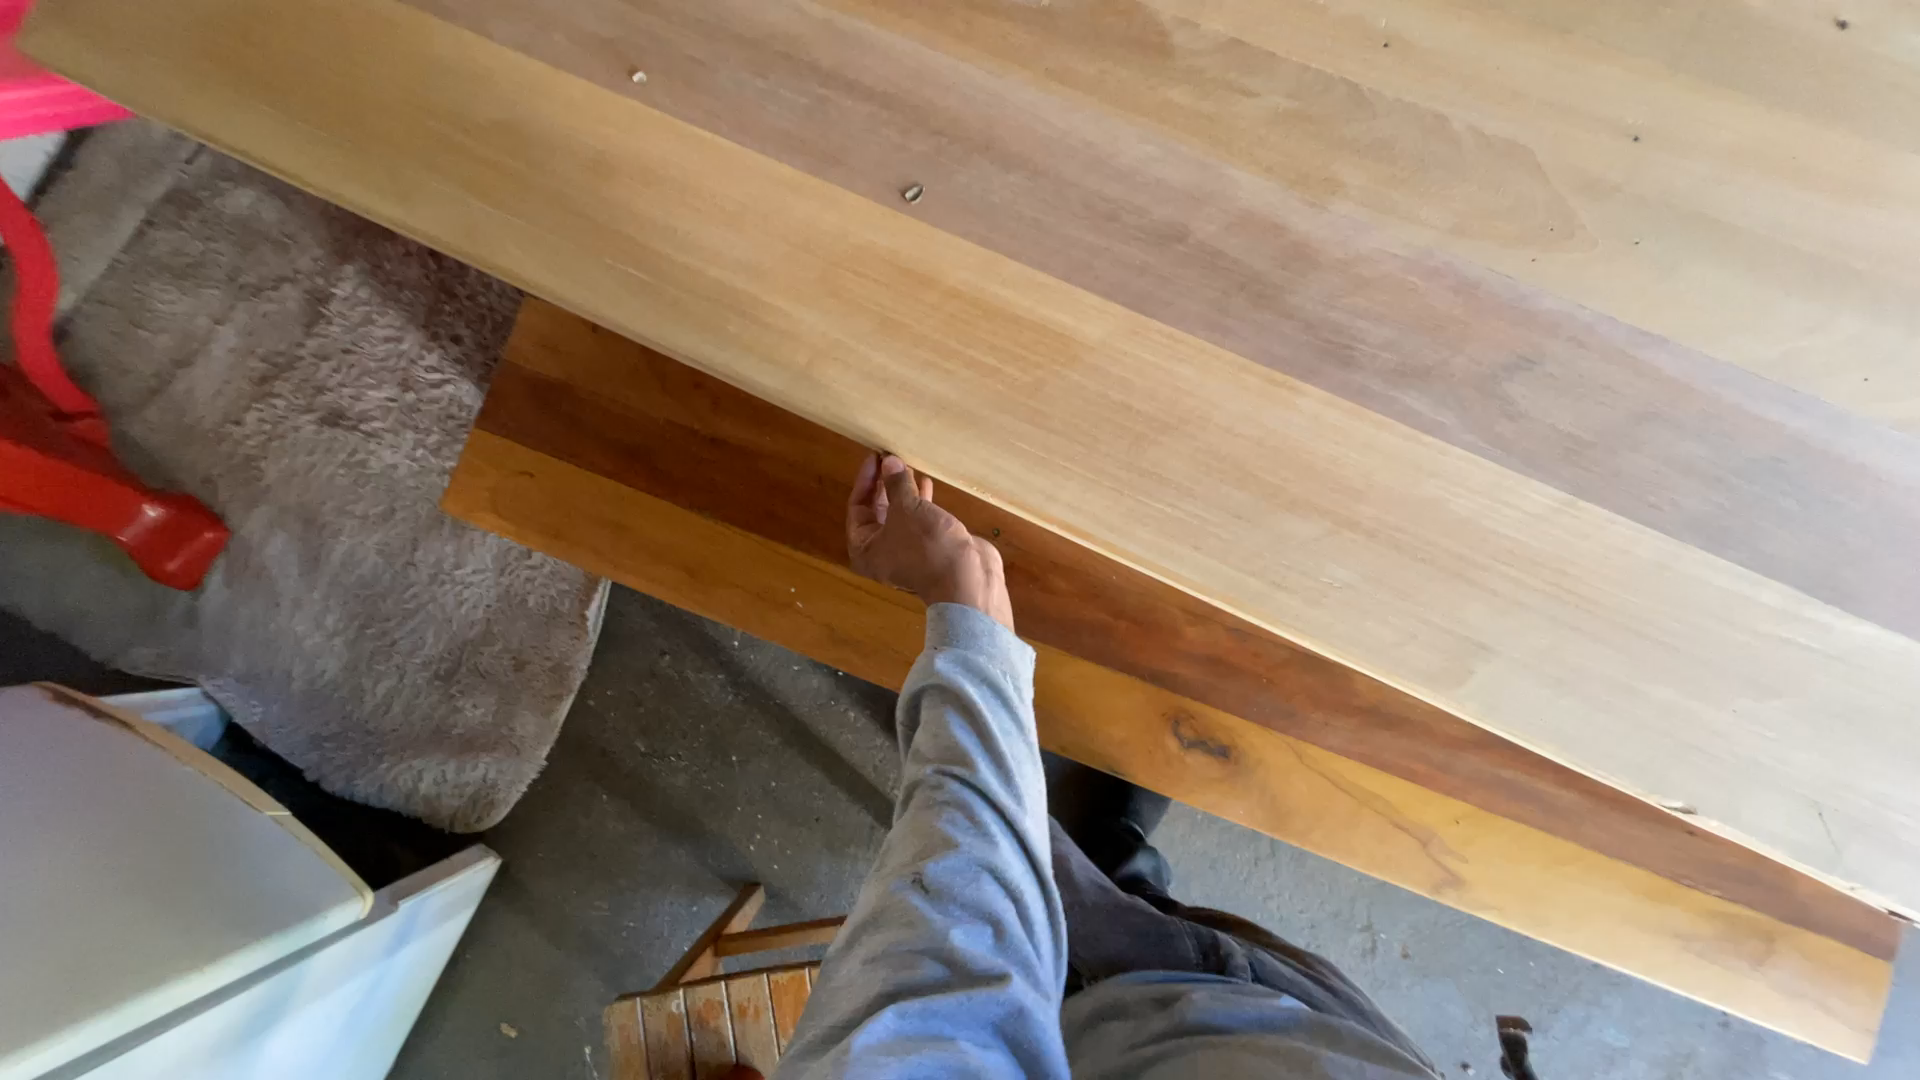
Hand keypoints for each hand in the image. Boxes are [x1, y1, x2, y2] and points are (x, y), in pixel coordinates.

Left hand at [847, 453, 1014, 632]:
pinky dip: (920, 502)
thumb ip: (896, 483)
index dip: (866, 480)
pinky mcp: (928, 548)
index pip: (857, 507)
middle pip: (876, 512)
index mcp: (864, 549)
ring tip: (908, 466)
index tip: (876, 457)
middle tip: (891, 459)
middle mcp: (881, 552)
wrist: (967, 578)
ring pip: (899, 515)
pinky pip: (918, 520)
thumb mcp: (907, 508)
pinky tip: (926, 483)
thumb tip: (889, 461)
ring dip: (903, 491)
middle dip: (884, 485)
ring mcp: (906, 551)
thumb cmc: (926, 544)